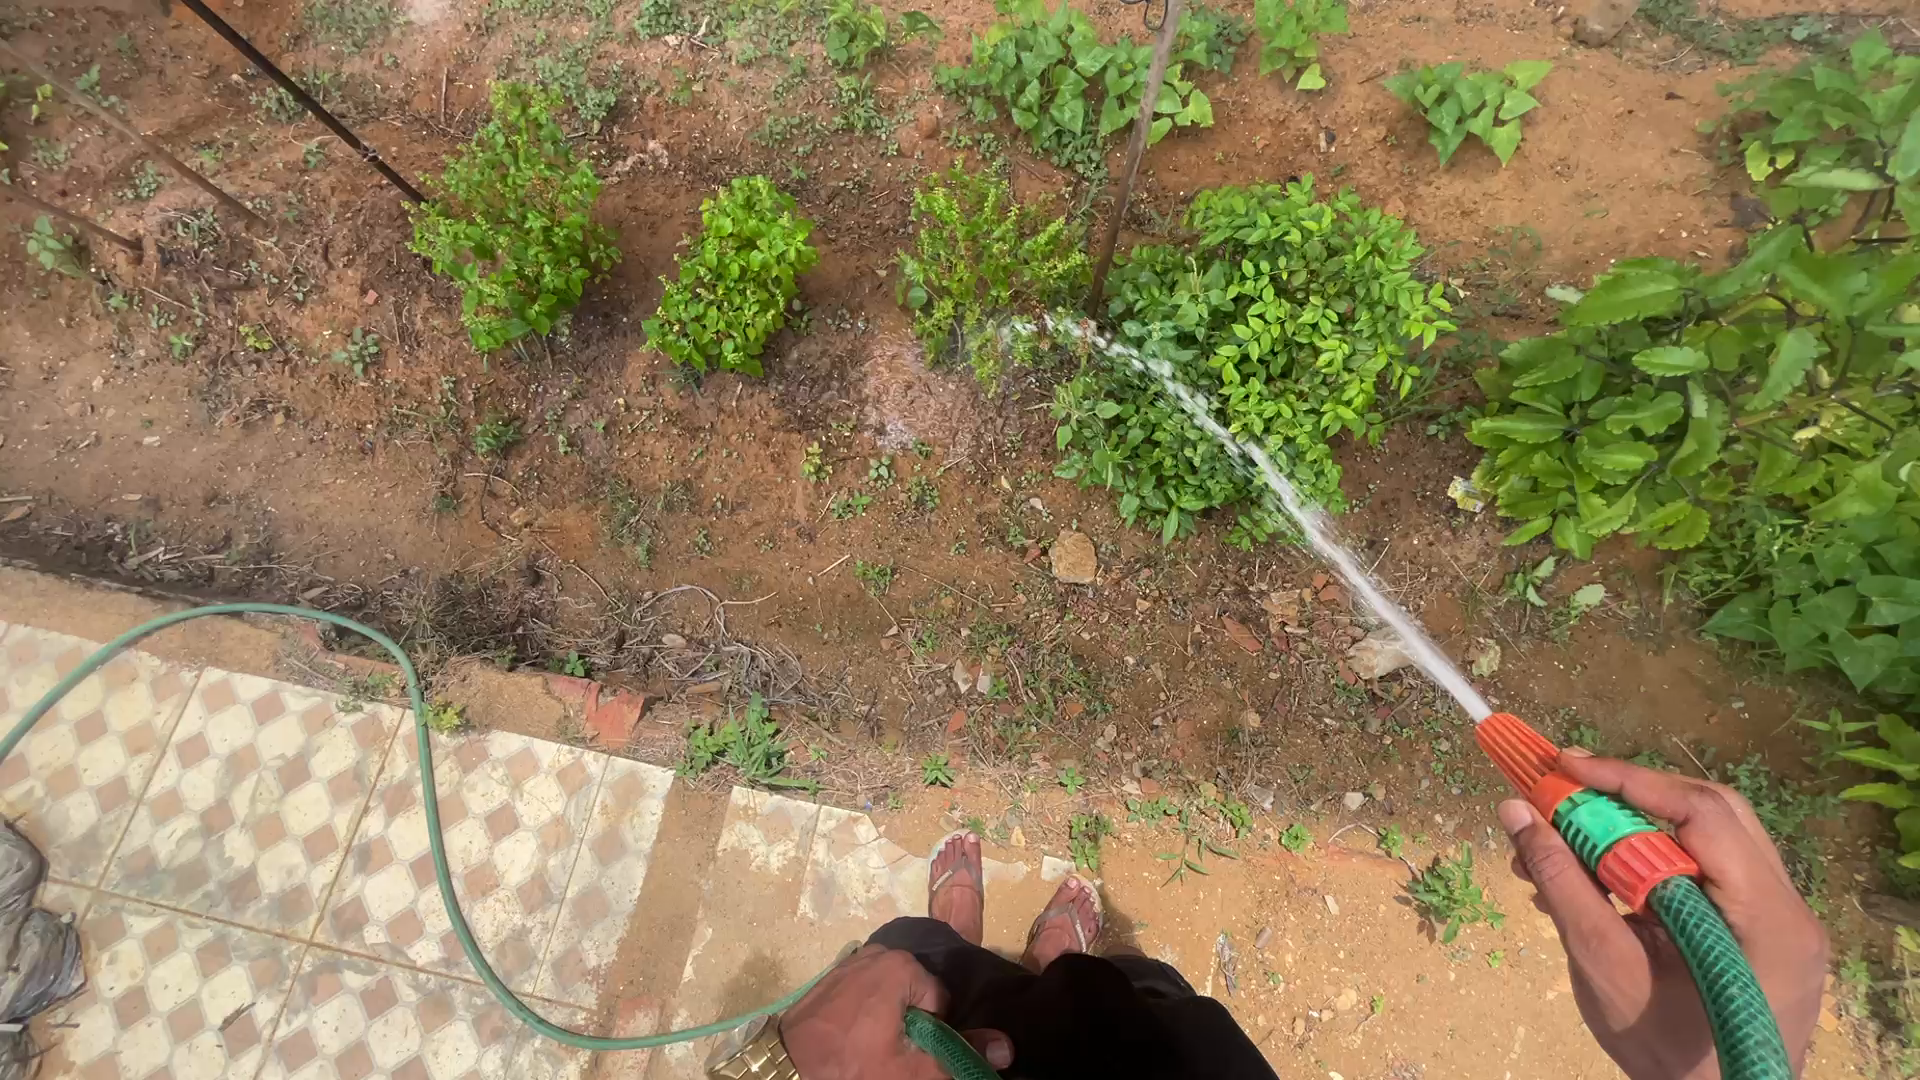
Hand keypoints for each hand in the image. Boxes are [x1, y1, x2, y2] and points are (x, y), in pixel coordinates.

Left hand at [782, 945, 1012, 1078]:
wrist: (784, 1073)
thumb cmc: (852, 1068)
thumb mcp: (912, 1071)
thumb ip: (960, 1057)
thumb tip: (1007, 1046)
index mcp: (902, 965)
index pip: (940, 1002)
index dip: (932, 1036)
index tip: (910, 1057)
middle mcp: (879, 951)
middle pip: (915, 995)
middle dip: (910, 1027)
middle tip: (889, 1056)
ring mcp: (853, 960)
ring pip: (890, 995)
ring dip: (888, 1022)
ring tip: (870, 1051)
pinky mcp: (833, 976)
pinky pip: (865, 993)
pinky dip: (865, 1016)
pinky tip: (853, 1040)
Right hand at [1499, 751, 1827, 1079]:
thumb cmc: (1661, 1042)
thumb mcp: (1599, 958)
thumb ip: (1559, 878)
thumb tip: (1513, 808)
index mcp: (1765, 919)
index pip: (1702, 814)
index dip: (1626, 779)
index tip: (1560, 767)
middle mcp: (1783, 907)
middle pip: (1705, 811)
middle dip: (1623, 791)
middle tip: (1559, 784)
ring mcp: (1770, 916)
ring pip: (1695, 832)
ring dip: (1621, 821)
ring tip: (1557, 833)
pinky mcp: (1748, 924)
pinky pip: (1690, 863)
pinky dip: (1631, 851)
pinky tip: (1583, 869)